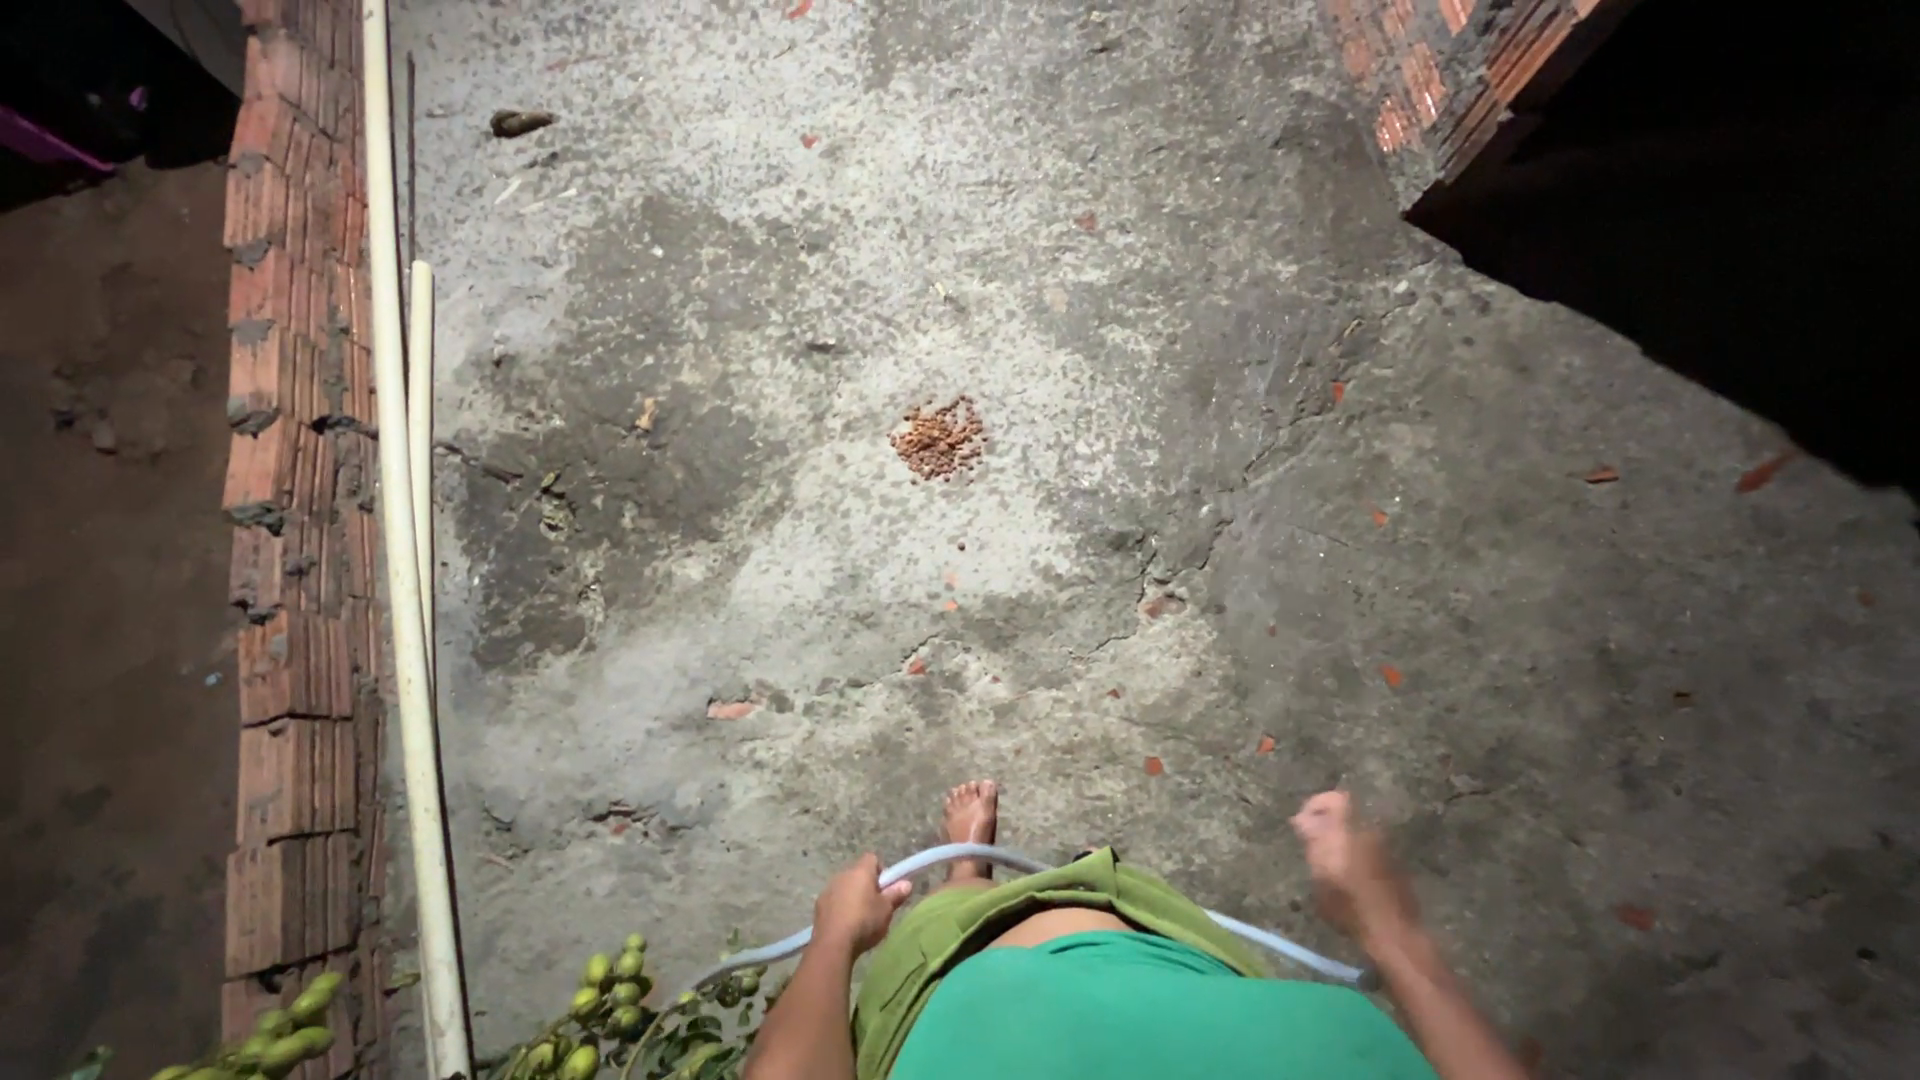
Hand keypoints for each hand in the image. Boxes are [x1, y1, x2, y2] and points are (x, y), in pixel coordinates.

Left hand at [812, 854, 913, 955]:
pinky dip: (840, 908)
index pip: (872, 858)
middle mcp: (843, 874)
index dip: (881, 871)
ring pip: (845, 887)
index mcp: (861, 871)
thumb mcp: (886, 909)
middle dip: (866, 886)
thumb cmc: (865, 921)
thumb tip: (907, 883)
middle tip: (875, 906)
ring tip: (859, 919)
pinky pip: (834, 900)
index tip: (885, 889)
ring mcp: (828, 889)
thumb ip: (896, 894)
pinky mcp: (819, 905)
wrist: (833, 944)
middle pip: (858, 874)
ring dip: (852, 897)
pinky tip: (845, 925)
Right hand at [1290, 791, 1422, 952]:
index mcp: (1352, 829)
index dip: (1316, 805)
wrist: (1393, 932)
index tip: (1302, 823)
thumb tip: (1303, 818)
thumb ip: (1312, 841)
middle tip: (1312, 842)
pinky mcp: (1395, 864)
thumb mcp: (1320, 874)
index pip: (1335, 799)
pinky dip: (1355, 852)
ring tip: (1327, 861)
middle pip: (1347, 813)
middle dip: (1327, 823)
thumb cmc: (1349, 904)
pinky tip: (1347, 874)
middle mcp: (1372, 831)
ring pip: (1358, 830)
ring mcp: (1387, 847)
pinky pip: (1369, 846)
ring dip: (1341, 838)